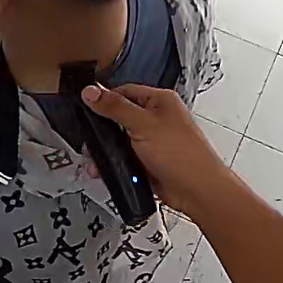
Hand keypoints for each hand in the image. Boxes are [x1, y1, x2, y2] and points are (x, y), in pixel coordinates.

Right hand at [81, 83, 241, 219]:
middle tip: (89, 137)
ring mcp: (153, 142)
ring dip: (107, 150)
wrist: (197, 190)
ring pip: (121, 141)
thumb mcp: (143, 125)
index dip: (105, 98)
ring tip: (94, 157)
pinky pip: (126, 159)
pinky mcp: (149, 162)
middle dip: (103, 129)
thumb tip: (92, 92)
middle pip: (120, 117)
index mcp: (160, 101)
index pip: (125, 91)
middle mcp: (157, 119)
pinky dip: (114, 164)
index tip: (86, 106)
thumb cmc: (182, 155)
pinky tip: (105, 169)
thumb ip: (115, 107)